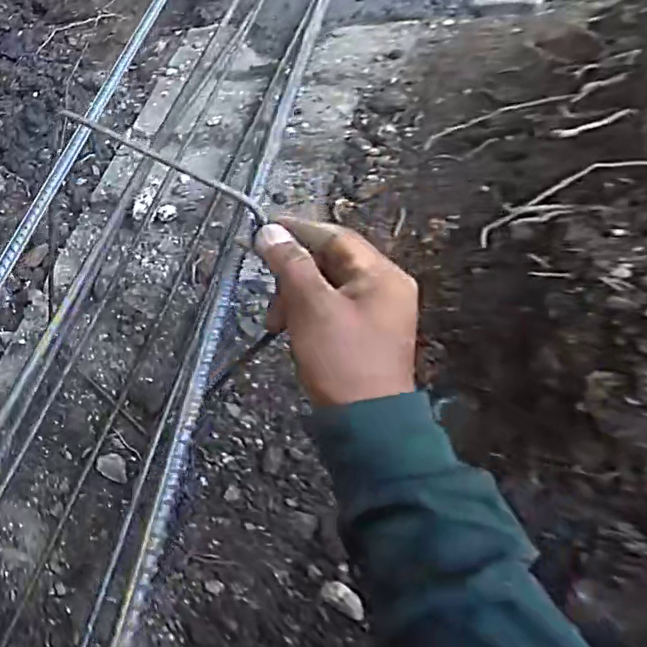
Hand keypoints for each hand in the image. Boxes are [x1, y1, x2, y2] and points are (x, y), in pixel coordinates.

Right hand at [253, 216, 418, 407]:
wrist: (364, 420)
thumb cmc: (340, 358)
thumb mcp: (311, 306)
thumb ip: (290, 264)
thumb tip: (270, 231)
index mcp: (381, 276)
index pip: (336, 237)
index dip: (297, 229)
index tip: (264, 226)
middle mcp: (383, 288)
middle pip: (328, 261)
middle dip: (291, 273)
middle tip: (268, 291)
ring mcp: (373, 310)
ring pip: (323, 284)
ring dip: (292, 295)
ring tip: (276, 320)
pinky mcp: (360, 331)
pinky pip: (326, 305)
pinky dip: (302, 311)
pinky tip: (286, 328)